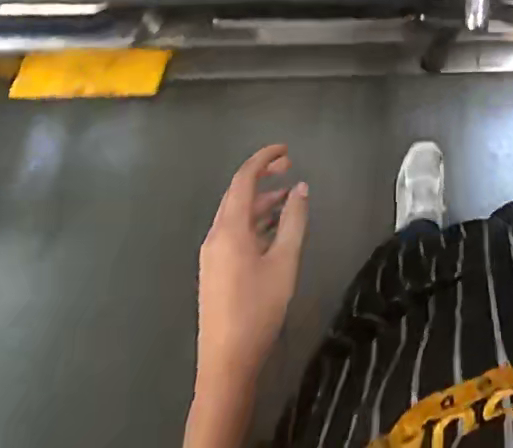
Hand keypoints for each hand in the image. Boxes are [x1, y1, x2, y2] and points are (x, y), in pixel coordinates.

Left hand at [197, 144, 309, 381]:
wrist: (226, 363)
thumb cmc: (259, 308)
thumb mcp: (284, 261)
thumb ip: (293, 220)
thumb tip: (300, 188)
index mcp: (229, 229)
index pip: (243, 179)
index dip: (263, 159)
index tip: (285, 149)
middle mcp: (215, 235)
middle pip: (237, 194)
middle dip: (263, 176)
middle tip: (289, 166)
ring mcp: (212, 254)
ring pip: (236, 214)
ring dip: (261, 201)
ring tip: (289, 198)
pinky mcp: (215, 270)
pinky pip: (234, 232)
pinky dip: (255, 221)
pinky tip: (274, 229)